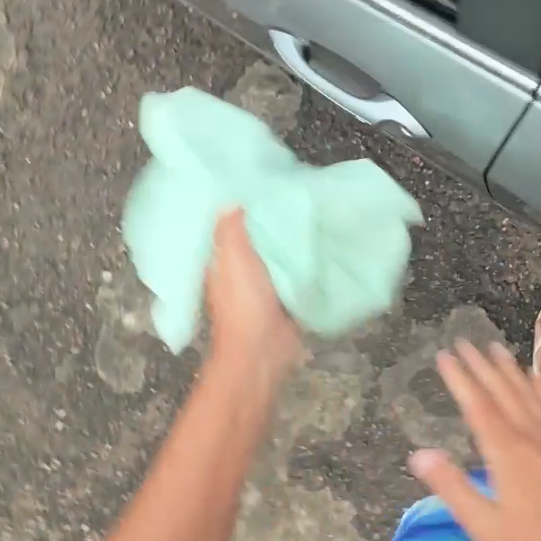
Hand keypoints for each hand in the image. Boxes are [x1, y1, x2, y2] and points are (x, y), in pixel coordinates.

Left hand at [204, 209, 298, 370]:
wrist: (265, 347)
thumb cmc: (244, 303)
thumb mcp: (233, 260)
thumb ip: (231, 232)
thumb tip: (230, 203)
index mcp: (222, 267)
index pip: (229, 236)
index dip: (241, 216)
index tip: (260, 193)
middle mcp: (240, 278)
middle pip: (256, 247)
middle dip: (271, 230)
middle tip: (293, 201)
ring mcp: (264, 292)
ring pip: (277, 262)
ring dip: (289, 248)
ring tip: (309, 219)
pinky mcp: (286, 302)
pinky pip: (296, 279)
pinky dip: (304, 268)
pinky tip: (319, 250)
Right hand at [408, 341, 540, 540]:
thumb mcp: (484, 526)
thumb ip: (452, 487)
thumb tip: (419, 453)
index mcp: (508, 452)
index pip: (478, 405)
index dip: (460, 379)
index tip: (444, 355)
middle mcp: (532, 436)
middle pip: (503, 391)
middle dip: (481, 365)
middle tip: (464, 341)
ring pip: (528, 394)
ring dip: (509, 369)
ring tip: (495, 348)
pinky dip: (538, 386)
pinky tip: (535, 378)